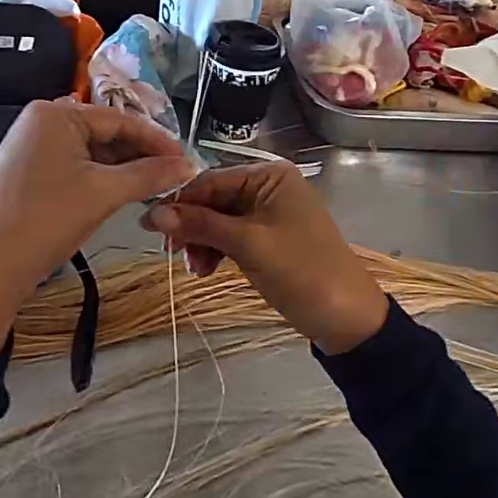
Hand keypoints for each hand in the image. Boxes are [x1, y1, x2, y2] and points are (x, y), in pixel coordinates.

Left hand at [0, 100, 195, 354]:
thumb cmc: (42, 220)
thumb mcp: (103, 193)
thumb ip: (149, 175)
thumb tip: (186, 166)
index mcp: (54, 113)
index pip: (119, 118)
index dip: (157, 140)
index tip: (186, 161)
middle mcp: (39, 122)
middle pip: (104, 133)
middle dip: (139, 156)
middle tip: (173, 178)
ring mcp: (30, 148)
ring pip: (89, 152)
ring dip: (121, 170)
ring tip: (152, 190)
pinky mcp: (27, 172)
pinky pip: (73, 167)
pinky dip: (98, 180)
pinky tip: (118, 195)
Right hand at [143, 162, 387, 352]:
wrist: (349, 322)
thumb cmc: (302, 272)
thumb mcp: (247, 245)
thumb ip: (199, 225)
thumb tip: (151, 214)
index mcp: (269, 176)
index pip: (209, 180)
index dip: (178, 202)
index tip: (149, 225)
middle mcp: (266, 188)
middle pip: (211, 200)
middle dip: (190, 227)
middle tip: (171, 252)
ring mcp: (266, 214)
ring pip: (215, 220)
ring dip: (199, 242)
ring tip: (194, 269)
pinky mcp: (265, 238)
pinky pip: (228, 236)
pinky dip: (213, 251)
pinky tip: (204, 270)